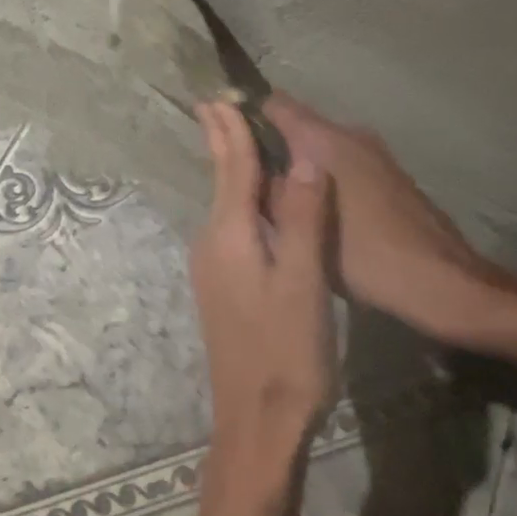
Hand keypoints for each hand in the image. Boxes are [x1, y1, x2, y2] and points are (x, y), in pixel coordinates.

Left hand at [190, 100, 336, 447]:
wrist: (257, 420)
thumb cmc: (286, 351)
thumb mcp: (304, 282)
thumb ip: (303, 218)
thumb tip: (303, 156)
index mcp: (230, 235)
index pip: (232, 169)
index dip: (231, 130)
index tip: (221, 94)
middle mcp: (212, 244)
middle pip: (221, 181)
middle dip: (221, 141)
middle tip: (216, 103)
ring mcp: (213, 269)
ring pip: (224, 204)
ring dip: (229, 168)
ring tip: (235, 136)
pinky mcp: (223, 289)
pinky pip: (231, 226)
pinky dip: (239, 199)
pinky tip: (252, 202)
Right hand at [262, 93, 516, 362]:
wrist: (444, 283)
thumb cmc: (367, 257)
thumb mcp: (303, 231)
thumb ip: (273, 195)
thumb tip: (250, 171)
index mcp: (326, 140)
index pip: (275, 105)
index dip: (244, 114)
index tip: (219, 132)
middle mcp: (350, 135)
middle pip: (297, 125)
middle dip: (268, 145)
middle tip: (240, 176)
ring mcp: (374, 154)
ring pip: (319, 147)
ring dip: (295, 163)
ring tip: (270, 196)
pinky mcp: (389, 175)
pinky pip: (340, 163)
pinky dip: (319, 175)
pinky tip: (310, 209)